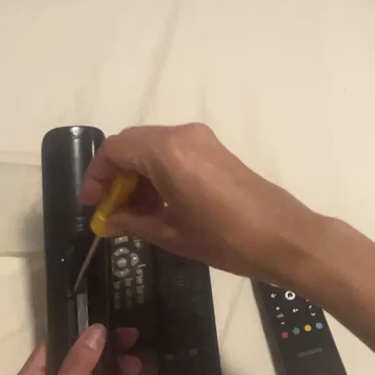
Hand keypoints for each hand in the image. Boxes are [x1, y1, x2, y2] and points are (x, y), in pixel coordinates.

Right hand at [78, 123, 332, 286]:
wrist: (282, 237)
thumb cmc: (225, 239)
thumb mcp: (171, 234)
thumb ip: (133, 222)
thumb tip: (109, 220)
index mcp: (168, 153)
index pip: (114, 150)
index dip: (96, 176)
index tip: (92, 205)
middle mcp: (183, 136)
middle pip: (131, 144)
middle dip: (115, 175)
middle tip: (110, 210)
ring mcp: (201, 139)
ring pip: (152, 147)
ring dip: (136, 174)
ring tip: (134, 214)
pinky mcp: (214, 149)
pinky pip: (173, 151)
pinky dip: (158, 171)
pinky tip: (159, 204)